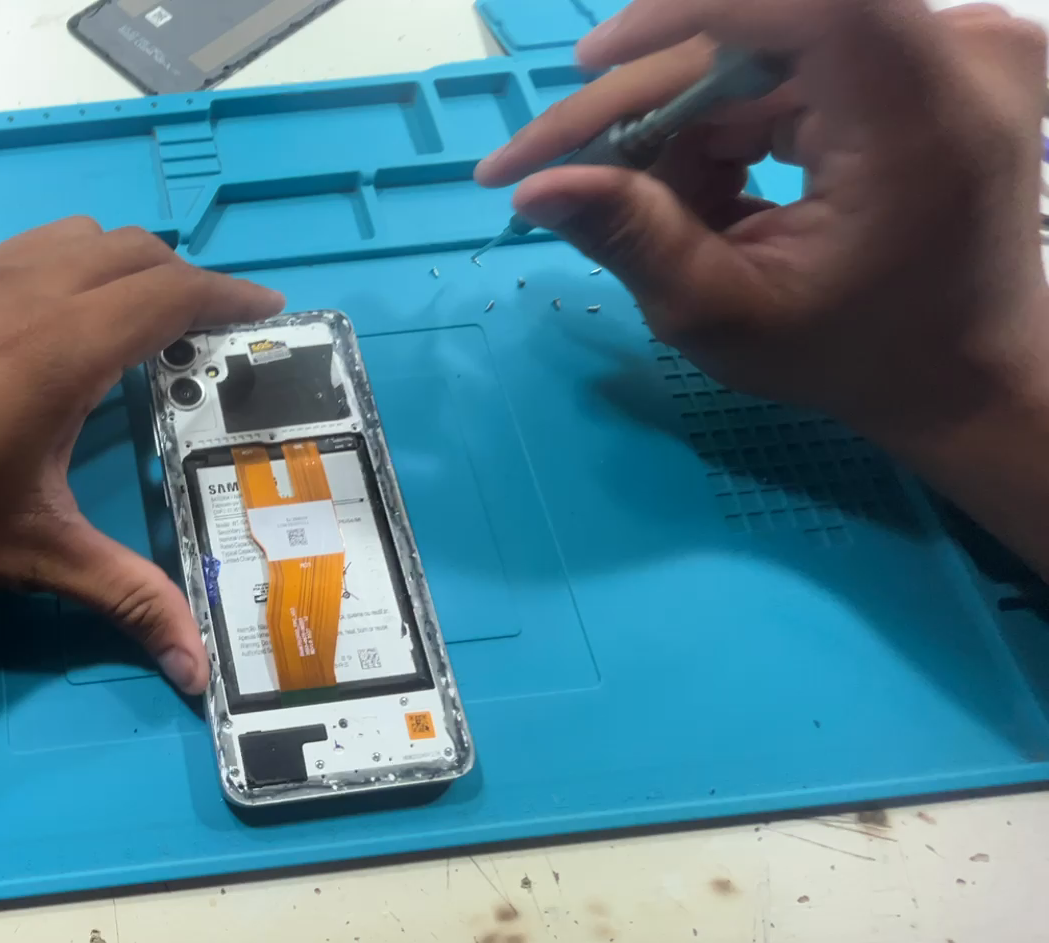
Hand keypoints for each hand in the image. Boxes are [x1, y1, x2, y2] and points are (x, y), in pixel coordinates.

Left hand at [0, 218, 282, 692]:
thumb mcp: (29, 557)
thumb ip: (126, 599)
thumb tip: (197, 674)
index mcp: (57, 347)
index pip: (168, 292)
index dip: (227, 295)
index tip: (263, 311)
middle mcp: (13, 292)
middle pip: (125, 249)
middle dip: (177, 280)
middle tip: (199, 336)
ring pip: (64, 241)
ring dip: (113, 269)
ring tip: (125, 331)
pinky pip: (10, 255)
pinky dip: (53, 274)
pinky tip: (37, 338)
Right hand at [476, 0, 1048, 452]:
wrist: (952, 367)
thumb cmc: (839, 352)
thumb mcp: (715, 310)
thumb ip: (632, 239)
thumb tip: (533, 188)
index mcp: (921, 114)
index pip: (809, 4)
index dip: (685, 12)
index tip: (582, 66)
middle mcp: (948, 54)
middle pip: (751, 39)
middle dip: (629, 105)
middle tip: (530, 170)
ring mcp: (933, 58)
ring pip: (747, 62)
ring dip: (659, 132)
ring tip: (618, 209)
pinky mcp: (908, 73)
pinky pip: (772, 81)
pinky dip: (702, 137)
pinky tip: (678, 198)